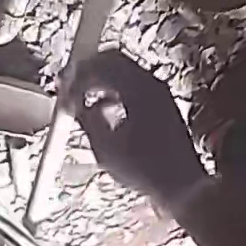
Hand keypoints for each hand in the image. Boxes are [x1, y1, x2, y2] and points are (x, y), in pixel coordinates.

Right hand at [67, 50, 207, 204]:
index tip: (63, 83)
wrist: (182, 185)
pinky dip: (115, 91)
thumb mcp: (105, 147)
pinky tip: (103, 111)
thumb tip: (72, 101)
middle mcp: (152, 84)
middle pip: (114, 60)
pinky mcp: (162, 102)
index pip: (102, 64)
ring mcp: (159, 92)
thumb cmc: (147, 169)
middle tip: (70, 85)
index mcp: (139, 90)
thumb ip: (86, 117)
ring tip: (82, 101)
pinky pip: (133, 85)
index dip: (78, 72)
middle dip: (89, 71)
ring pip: (123, 72)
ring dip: (101, 81)